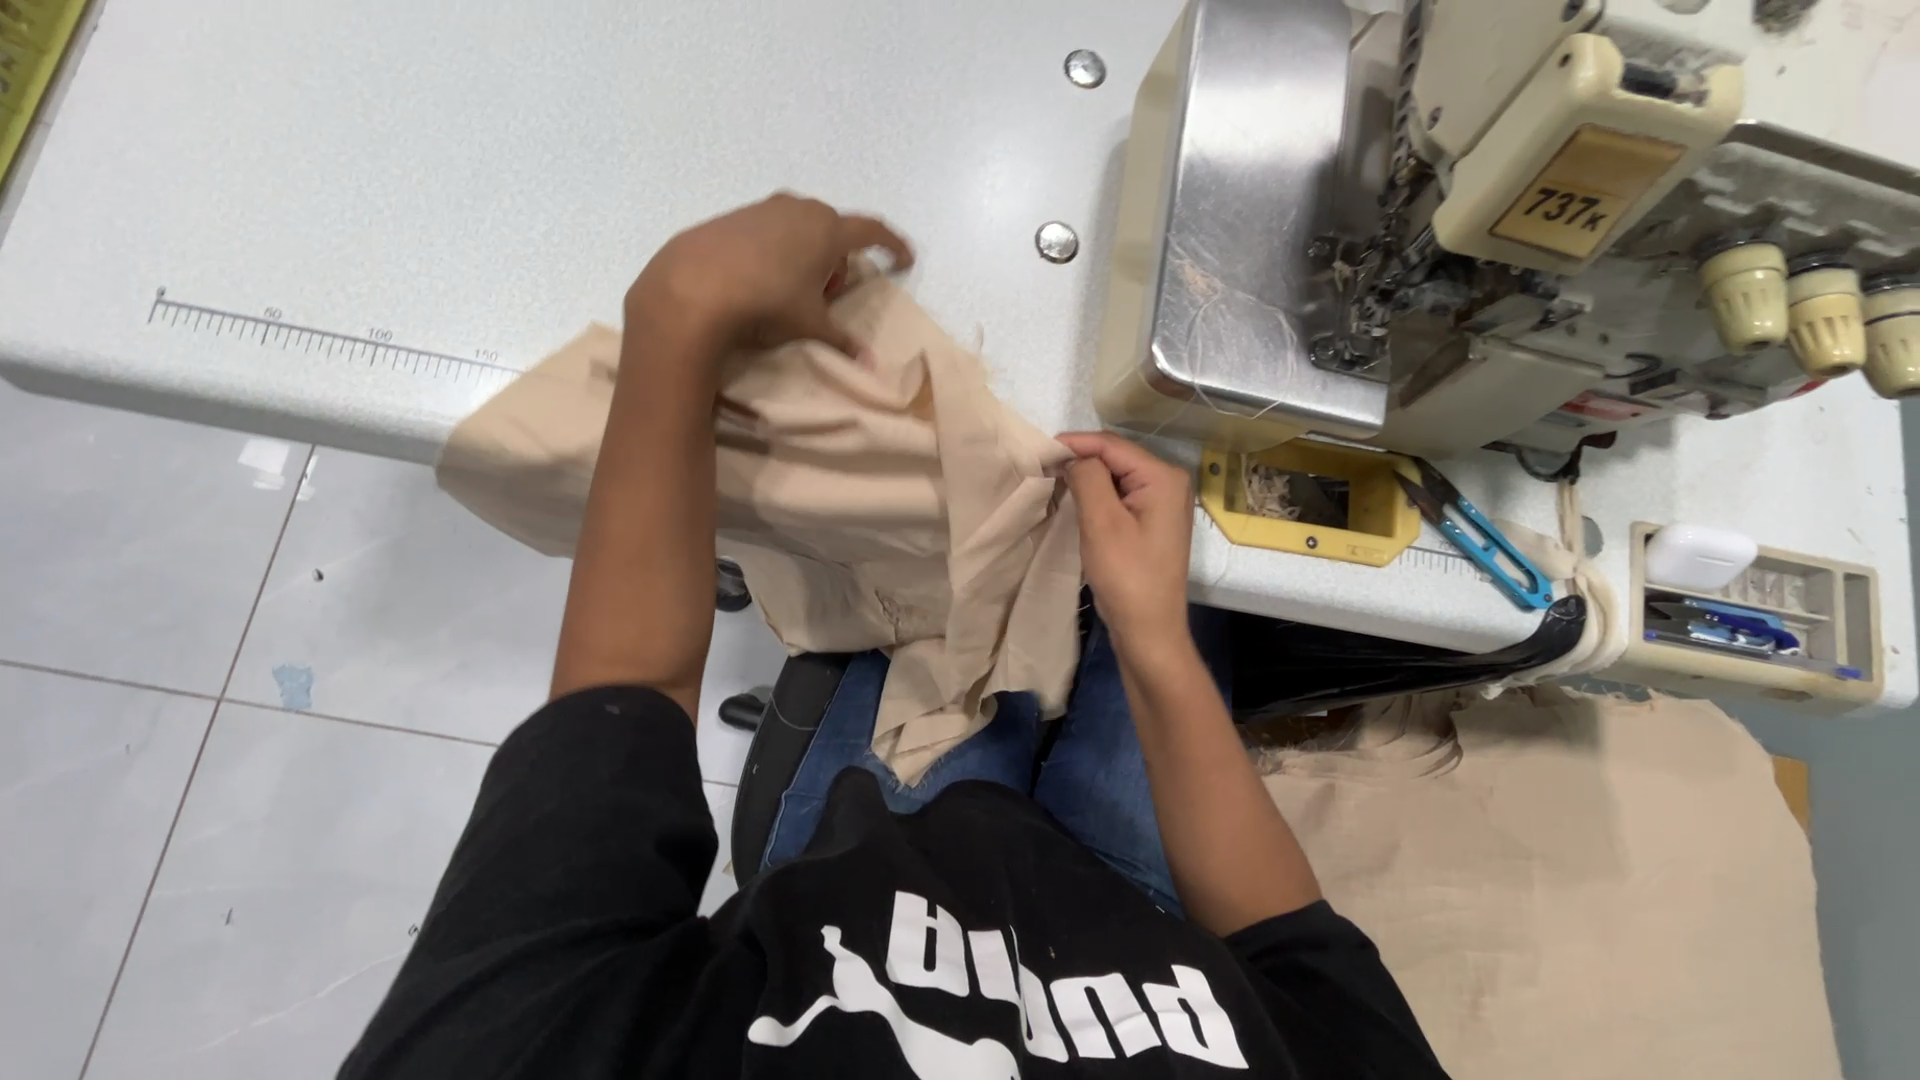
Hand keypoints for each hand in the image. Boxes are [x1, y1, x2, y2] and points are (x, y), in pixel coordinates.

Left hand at [627, 193, 913, 363]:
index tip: (904, 259)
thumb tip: (868, 365)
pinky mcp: (735, 216)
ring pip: (802, 228)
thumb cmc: (768, 302)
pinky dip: (779, 251)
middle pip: (836, 230)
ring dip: (808, 255)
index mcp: (829, 230)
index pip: (873, 231)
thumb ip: (842, 340)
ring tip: (794, 290)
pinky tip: (762, 280)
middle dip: (840, 260)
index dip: (893, 246)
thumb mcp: (810, 325)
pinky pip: (772, 230)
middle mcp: (801, 209)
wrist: (694, 285)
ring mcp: (765, 208)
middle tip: (830, 294)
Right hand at [1058, 432, 1194, 653]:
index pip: (1111, 445)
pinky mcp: (1153, 521)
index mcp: (1163, 477)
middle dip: (1081, 459)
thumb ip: (1088, 478)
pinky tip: (1077, 502)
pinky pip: (1121, 495)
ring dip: (1087, 478)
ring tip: (1054, 482)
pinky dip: (1098, 495)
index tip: (1040, 450)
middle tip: (1044, 467)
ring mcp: (1163, 503)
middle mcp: (1169, 482)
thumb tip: (1073, 457)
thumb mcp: (1102, 523)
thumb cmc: (1126, 576)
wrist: (1148, 629)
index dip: (1075, 443)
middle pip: (1116, 457)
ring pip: (1116, 476)